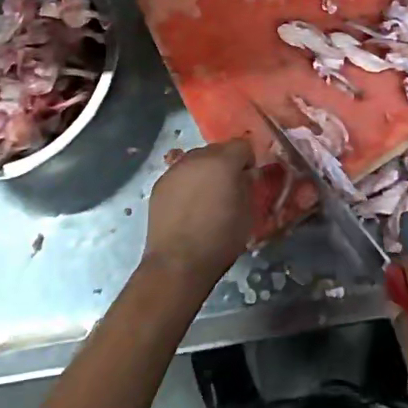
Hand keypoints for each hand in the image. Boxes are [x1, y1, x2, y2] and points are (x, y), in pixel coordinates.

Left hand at [142, 139, 252, 285]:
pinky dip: (187, 183)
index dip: (248, 160)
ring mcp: (175, 169)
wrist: (177, 262)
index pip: (242, 145)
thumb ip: (248, 185)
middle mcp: (197, 157)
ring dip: (204, 171)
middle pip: (217, 149)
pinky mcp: (160, 183)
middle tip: (227, 187)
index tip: (248, 177)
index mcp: (223, 162)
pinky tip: (187, 206)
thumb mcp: (248, 213)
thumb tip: (245, 175)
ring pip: (196, 160)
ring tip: (205, 196)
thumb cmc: (220, 239)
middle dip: (225, 163)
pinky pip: (180, 175)